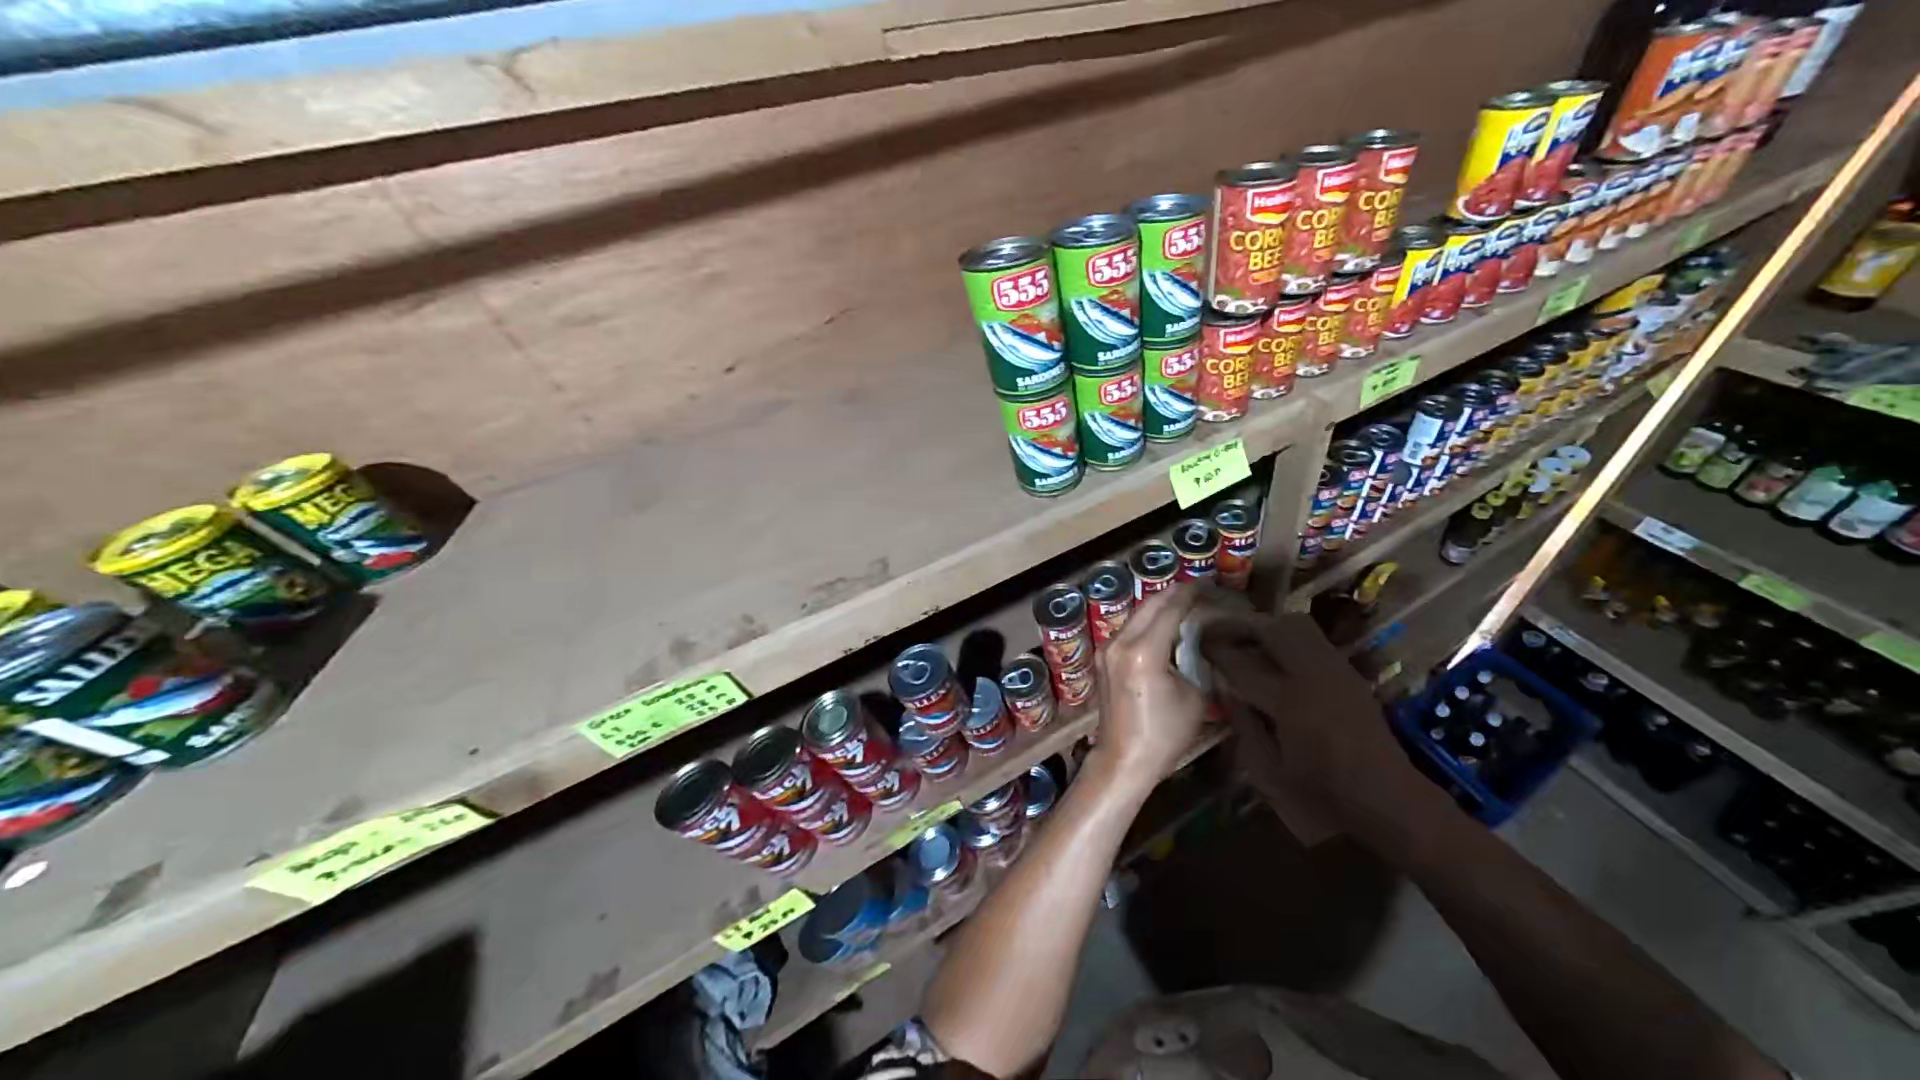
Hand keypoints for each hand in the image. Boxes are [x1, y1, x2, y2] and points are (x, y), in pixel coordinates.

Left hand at [1093, 586, 1206, 786]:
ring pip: (1137, 614)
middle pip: (1150, 604)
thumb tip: (1205, 638)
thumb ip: (1199, 660)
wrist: (1123, 759)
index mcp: (1143, 651)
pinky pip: (1129, 628)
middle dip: (1175, 594)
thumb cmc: (1164, 734)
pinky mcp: (1103, 657)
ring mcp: (1107, 649)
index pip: (1170, 609)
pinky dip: (1148, 621)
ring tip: (1186, 605)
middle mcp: (1120, 642)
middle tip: (1200, 591)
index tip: (1210, 586)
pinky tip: (1165, 625)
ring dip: (1160, 606)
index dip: (1192, 594)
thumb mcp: (1195, 696)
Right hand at [1200, 613, 1443, 838]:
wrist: (1391, 807)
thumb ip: (1242, 725)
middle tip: (1217, 635)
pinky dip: (1287, 642)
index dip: (1215, 649)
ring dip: (1266, 630)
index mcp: (1291, 701)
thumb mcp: (1268, 773)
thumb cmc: (1323, 800)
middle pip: (1275, 627)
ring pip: (1298, 627)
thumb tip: (1225, 689)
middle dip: (1242, 626)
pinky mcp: (1351, 677)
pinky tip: (1271, 662)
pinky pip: (1313, 643)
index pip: (1242, 662)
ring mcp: (1339, 672)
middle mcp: (1317, 676)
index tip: (1195, 641)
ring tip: (1243, 644)